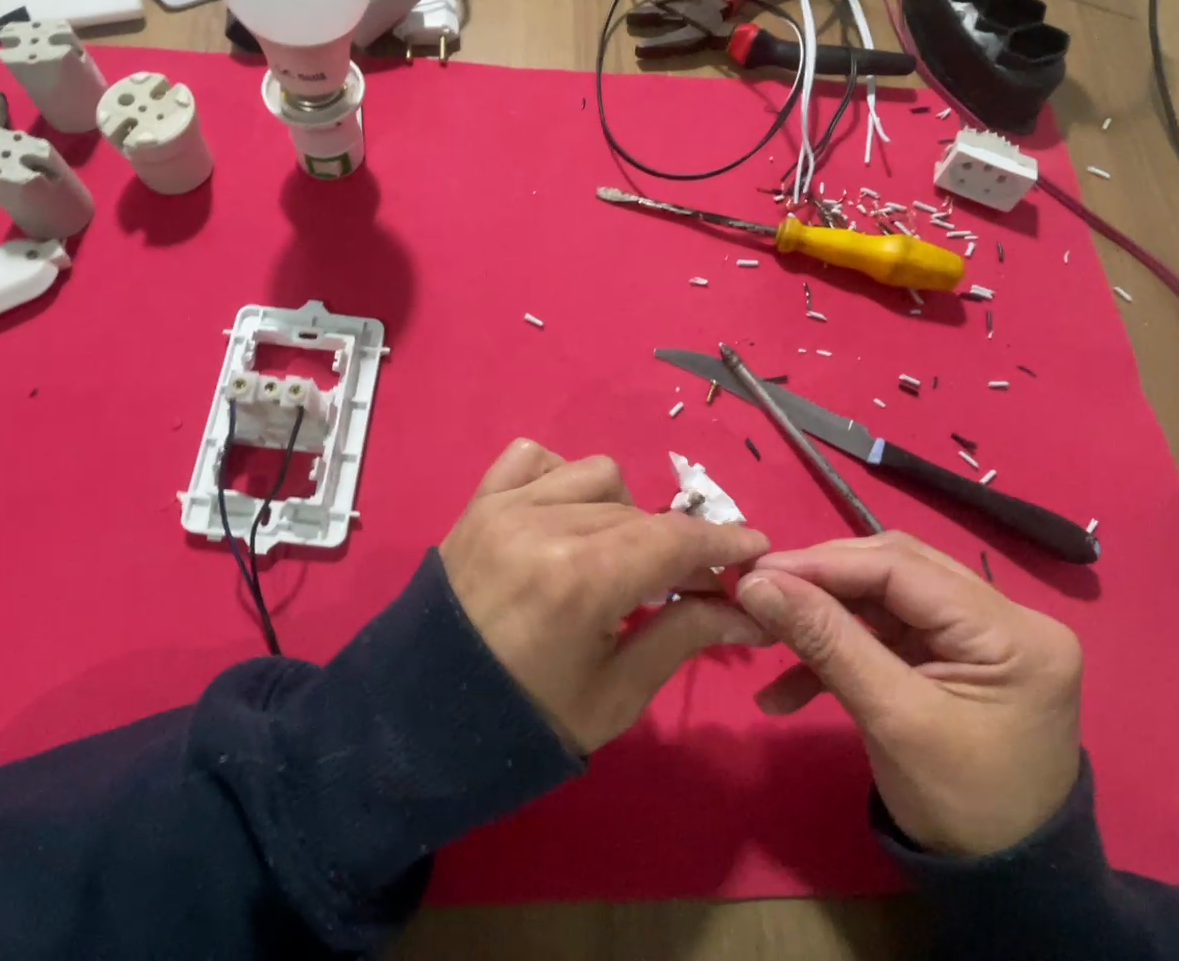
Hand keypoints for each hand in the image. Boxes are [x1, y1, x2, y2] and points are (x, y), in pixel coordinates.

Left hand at [440, 439, 770, 752]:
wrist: (424, 718)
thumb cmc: (527, 720)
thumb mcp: (616, 693)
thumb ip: (683, 636)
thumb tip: (748, 612)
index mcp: (581, 578)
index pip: (674, 539)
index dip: (723, 543)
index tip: (754, 548)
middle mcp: (543, 525)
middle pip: (641, 514)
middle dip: (678, 546)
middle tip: (690, 585)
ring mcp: (504, 507)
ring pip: (596, 475)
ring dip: (623, 510)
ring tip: (617, 556)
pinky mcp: (478, 504)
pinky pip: (532, 458)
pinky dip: (562, 477)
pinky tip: (567, 516)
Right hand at [735, 533, 1082, 856]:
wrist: (1001, 879)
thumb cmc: (960, 803)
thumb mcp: (891, 719)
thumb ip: (825, 641)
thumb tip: (756, 582)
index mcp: (1011, 631)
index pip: (903, 568)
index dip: (824, 563)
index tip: (757, 569)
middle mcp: (1003, 618)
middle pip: (894, 572)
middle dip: (821, 582)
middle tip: (757, 590)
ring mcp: (977, 638)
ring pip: (882, 600)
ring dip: (822, 617)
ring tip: (765, 633)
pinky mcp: (950, 658)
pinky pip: (884, 636)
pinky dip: (836, 653)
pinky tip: (787, 688)